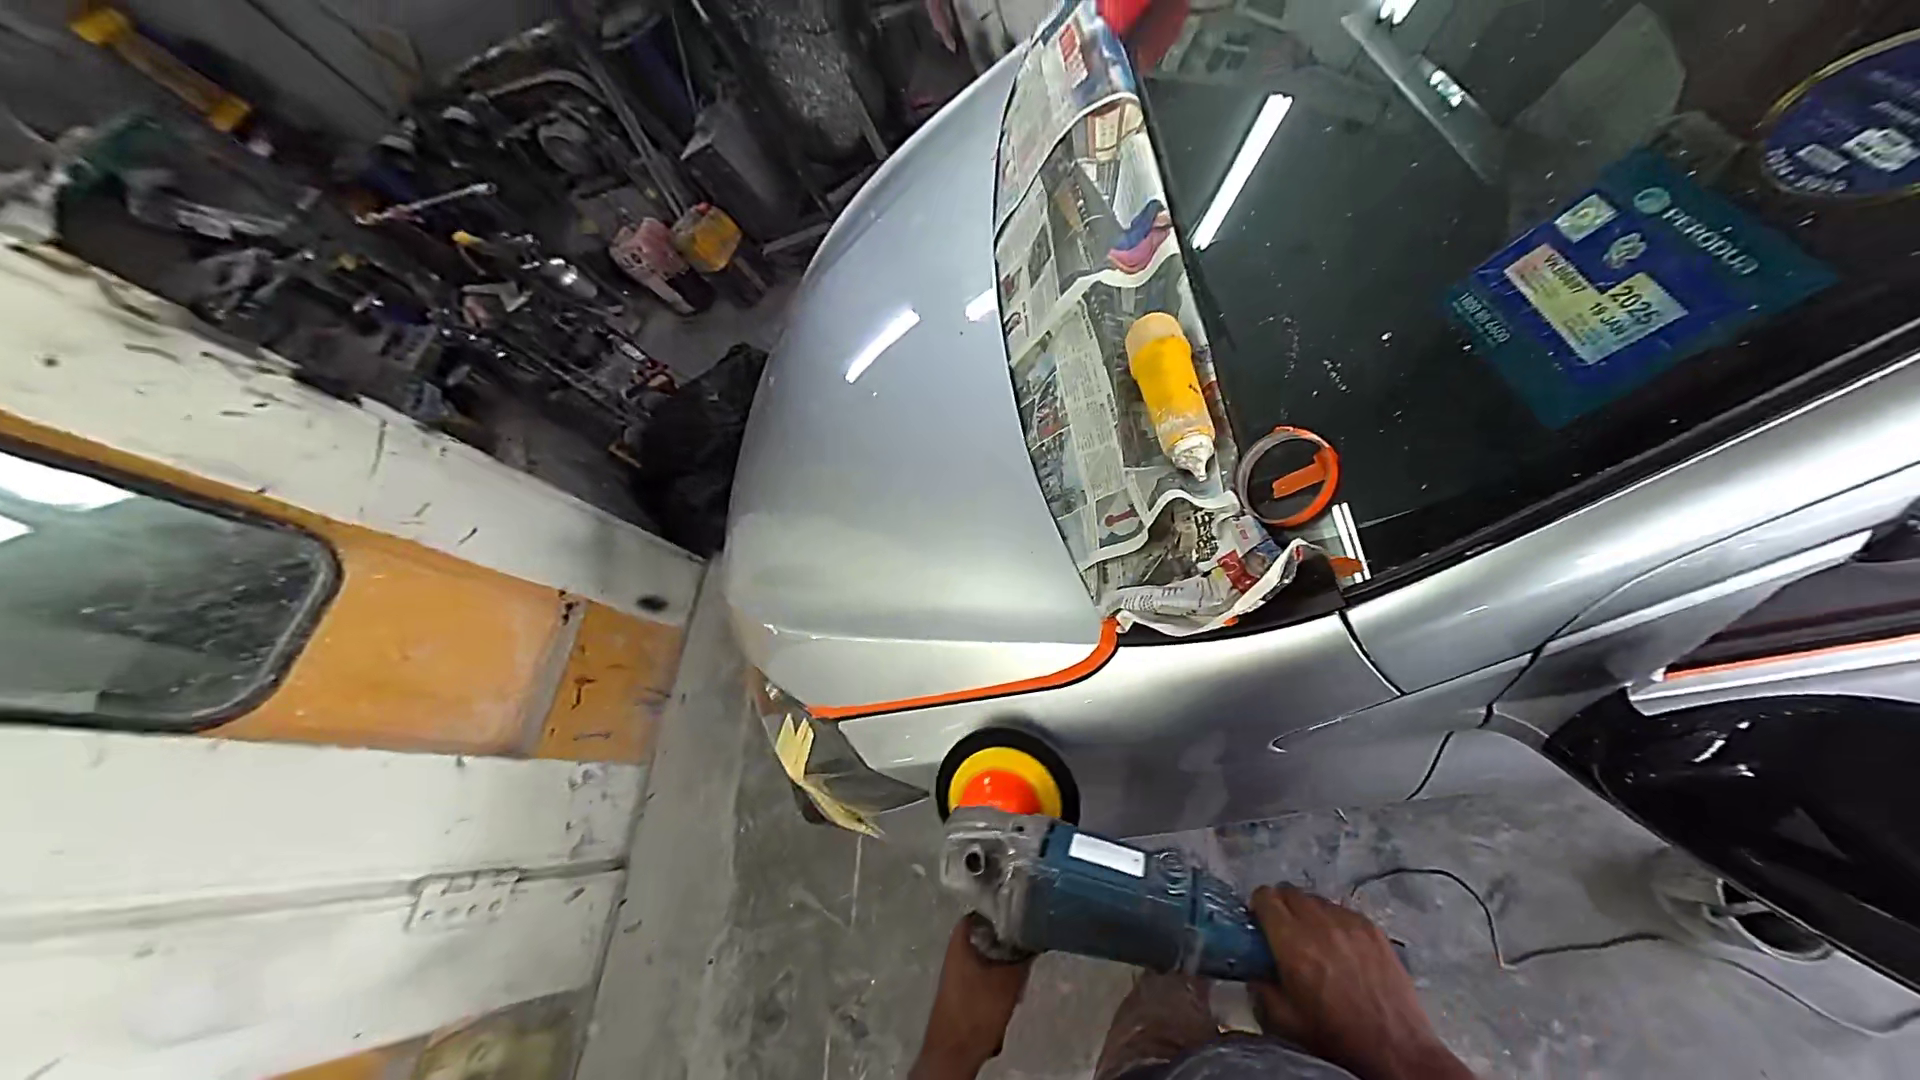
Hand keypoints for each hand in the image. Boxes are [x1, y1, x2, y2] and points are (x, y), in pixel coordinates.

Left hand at [909, 914, 1033, 1079]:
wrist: (954, 1053)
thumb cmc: (978, 1010)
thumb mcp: (1008, 982)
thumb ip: (1022, 959)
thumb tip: (1034, 941)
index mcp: (959, 942)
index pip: (978, 913)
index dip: (997, 912)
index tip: (1016, 916)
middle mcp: (953, 954)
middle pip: (982, 938)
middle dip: (1003, 946)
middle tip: (1021, 951)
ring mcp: (954, 975)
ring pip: (984, 961)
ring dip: (1000, 969)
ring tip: (1017, 979)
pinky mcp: (958, 995)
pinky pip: (979, 980)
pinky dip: (993, 985)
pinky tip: (1005, 999)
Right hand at [1249, 886, 1474, 1079]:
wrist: (1398, 1051)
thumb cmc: (1336, 1036)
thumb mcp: (1284, 1021)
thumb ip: (1259, 989)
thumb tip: (1251, 971)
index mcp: (1292, 943)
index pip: (1265, 896)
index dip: (1259, 906)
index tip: (1260, 922)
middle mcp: (1319, 924)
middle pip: (1288, 891)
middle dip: (1281, 906)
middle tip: (1284, 930)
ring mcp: (1349, 923)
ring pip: (1315, 899)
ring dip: (1308, 912)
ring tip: (1315, 938)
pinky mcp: (1372, 929)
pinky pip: (1342, 910)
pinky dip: (1334, 921)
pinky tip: (1341, 945)